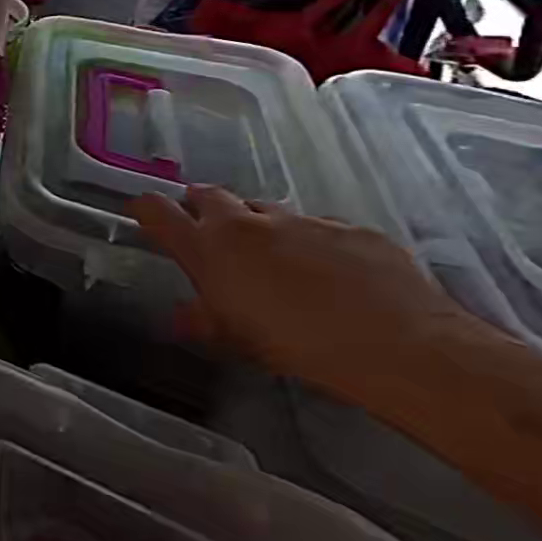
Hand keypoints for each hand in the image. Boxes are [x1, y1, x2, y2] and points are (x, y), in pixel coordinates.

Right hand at [130, 186, 497, 396]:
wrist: (397, 342)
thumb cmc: (298, 346)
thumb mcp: (240, 340)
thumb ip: (204, 322)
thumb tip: (180, 319)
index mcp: (210, 247)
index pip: (158, 211)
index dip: (146, 208)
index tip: (144, 212)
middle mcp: (246, 222)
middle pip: (208, 195)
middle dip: (201, 205)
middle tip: (208, 229)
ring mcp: (299, 219)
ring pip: (264, 209)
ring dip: (258, 225)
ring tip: (274, 256)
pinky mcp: (346, 226)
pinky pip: (319, 227)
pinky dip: (313, 243)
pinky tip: (333, 273)